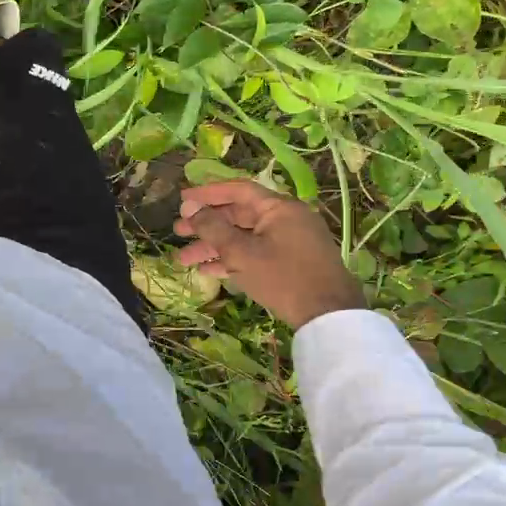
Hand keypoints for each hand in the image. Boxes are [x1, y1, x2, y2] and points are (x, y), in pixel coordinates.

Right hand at [173, 180, 364, 329]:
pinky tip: (208, 270)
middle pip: (238, 215)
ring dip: (213, 246)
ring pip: (243, 237)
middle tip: (178, 231)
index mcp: (279, 209)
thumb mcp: (239, 251)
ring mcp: (290, 241)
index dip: (207, 193)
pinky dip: (232, 258)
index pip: (238, 191)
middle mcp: (286, 220)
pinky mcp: (291, 260)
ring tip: (184, 258)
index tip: (182, 199)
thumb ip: (211, 226)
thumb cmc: (281, 276)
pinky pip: (255, 251)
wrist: (327, 314)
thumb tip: (188, 206)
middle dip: (205, 225)